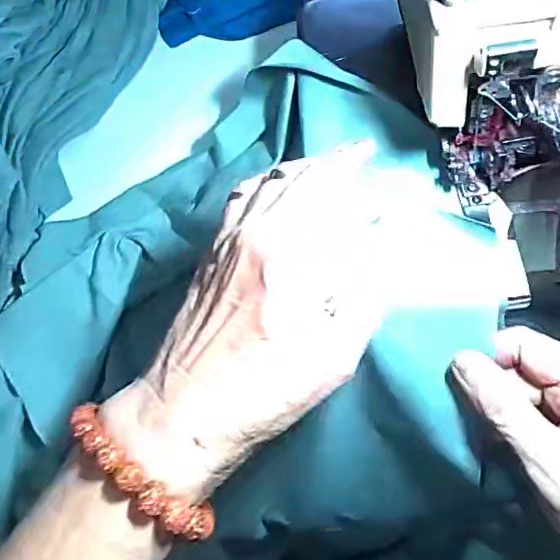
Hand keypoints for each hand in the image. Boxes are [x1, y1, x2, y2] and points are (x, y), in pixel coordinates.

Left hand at [103, 143, 387, 500]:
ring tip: (326, 160)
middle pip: (301, 180)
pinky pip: (241, 195)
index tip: (376, 175)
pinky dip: (266, 178)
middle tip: (360, 150)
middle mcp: (256, 234)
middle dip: (335, 161)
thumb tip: (373, 258)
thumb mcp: (332, 360)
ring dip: (302, 164)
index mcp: (289, 258)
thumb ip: (362, 302)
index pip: (332, 203)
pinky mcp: (210, 248)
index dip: (357, 185)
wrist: (183, 410)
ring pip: (270, 180)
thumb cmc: (262, 392)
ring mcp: (229, 237)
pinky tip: (274, 180)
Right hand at [450, 328, 559, 559]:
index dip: (488, 361)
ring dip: (495, 421)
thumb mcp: (549, 461)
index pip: (525, 345)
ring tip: (482, 447)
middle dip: (490, 397)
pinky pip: (526, 420)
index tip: (455, 386)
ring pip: (518, 397)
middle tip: (467, 427)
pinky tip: (496, 457)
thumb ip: (502, 407)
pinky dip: (507, 436)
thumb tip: (458, 358)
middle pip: (519, 371)